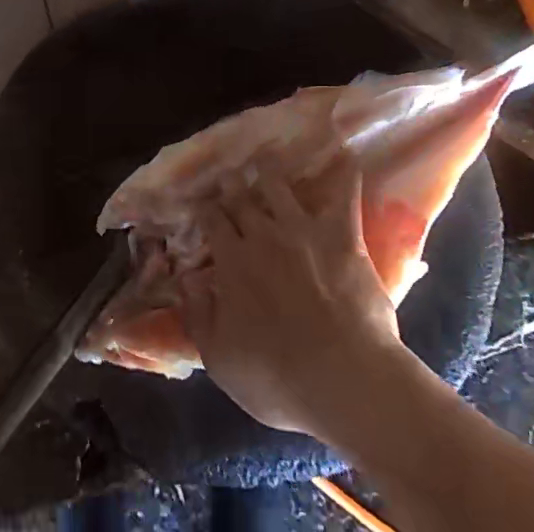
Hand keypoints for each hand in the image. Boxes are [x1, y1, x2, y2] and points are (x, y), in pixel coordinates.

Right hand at [177, 165, 405, 435]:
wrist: (343, 378)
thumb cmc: (276, 377)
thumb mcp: (218, 357)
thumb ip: (198, 313)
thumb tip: (187, 278)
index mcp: (232, 262)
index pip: (212, 221)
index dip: (205, 210)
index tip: (202, 205)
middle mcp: (263, 236)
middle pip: (241, 198)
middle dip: (232, 185)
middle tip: (229, 175)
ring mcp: (304, 231)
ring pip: (281, 188)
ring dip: (270, 172)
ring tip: (265, 159)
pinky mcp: (343, 236)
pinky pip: (344, 196)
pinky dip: (344, 174)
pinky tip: (346, 155)